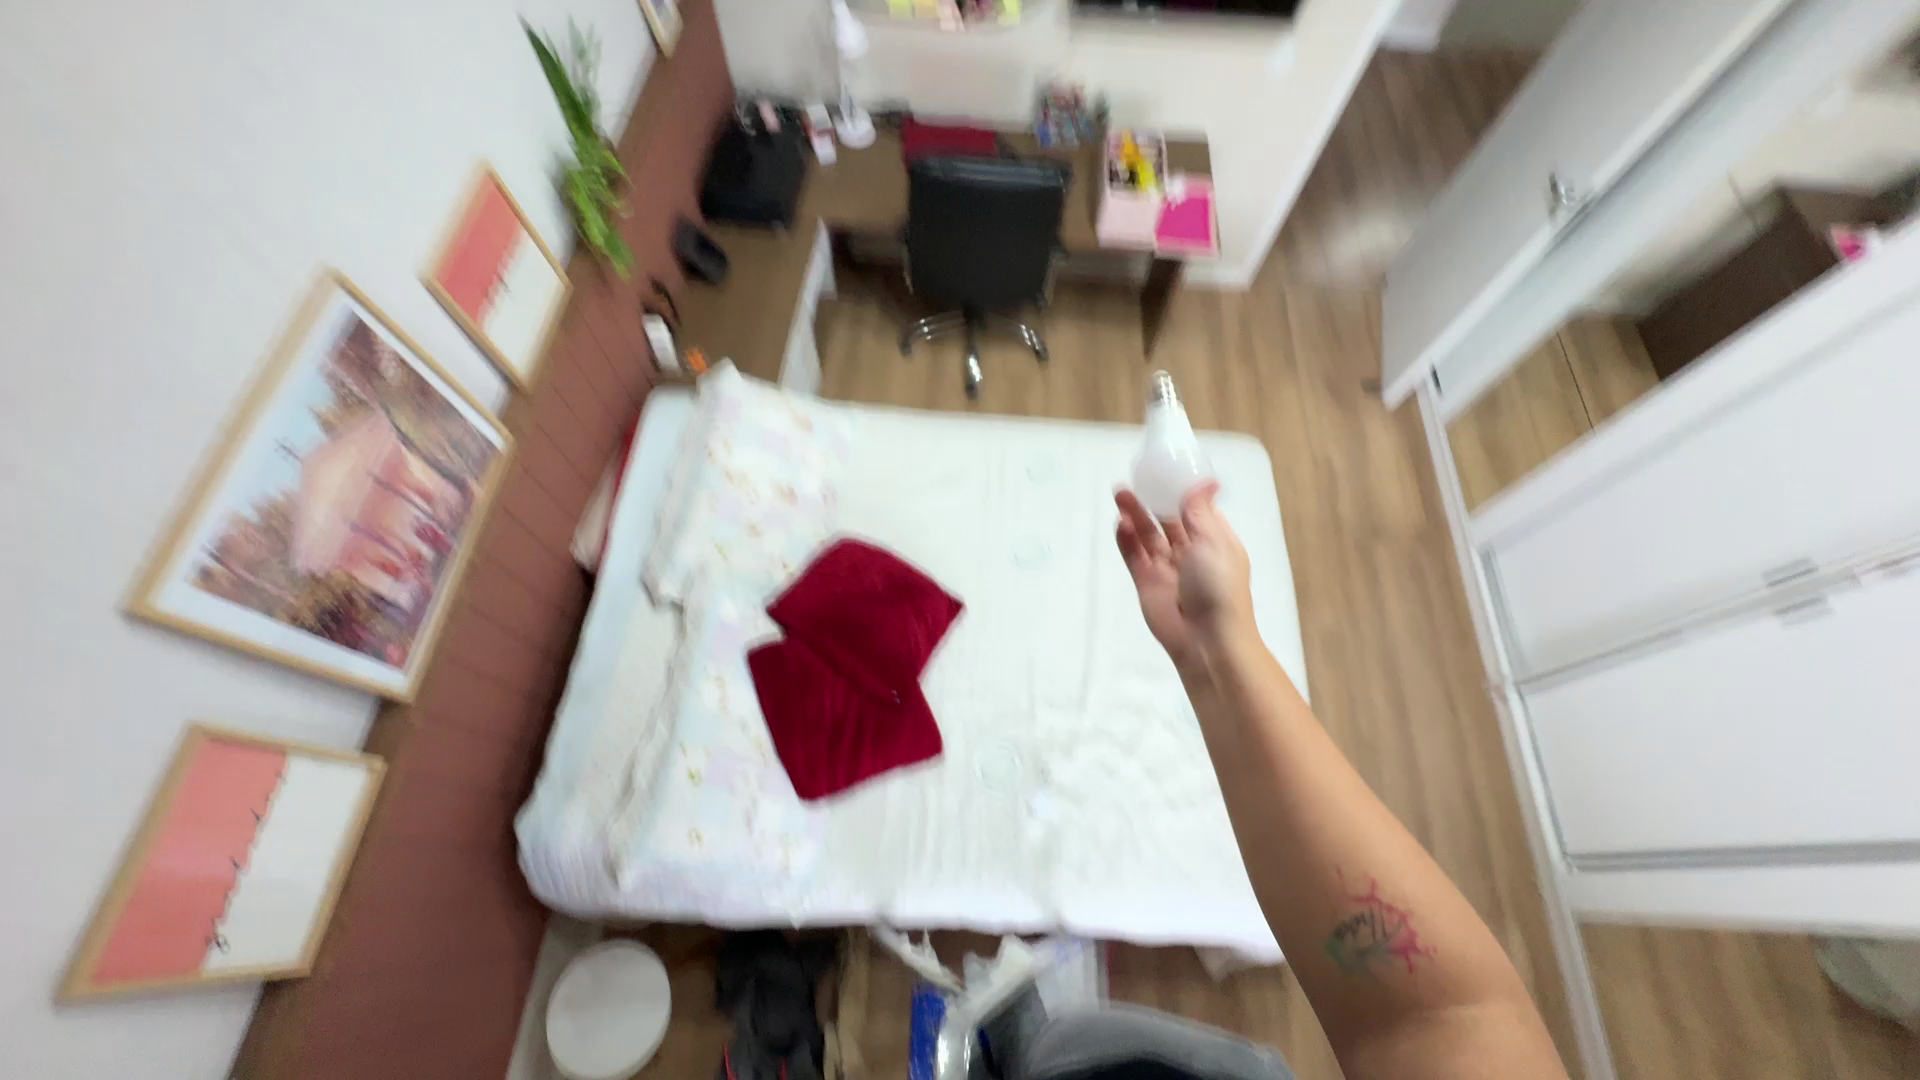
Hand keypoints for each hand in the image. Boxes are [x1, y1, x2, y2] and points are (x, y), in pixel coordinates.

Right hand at [1114, 480, 1253, 669]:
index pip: (1196, 510)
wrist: (1206, 639)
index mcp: (1214, 541)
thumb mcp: (1213, 542)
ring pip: (1147, 536)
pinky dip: (1126, 539)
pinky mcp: (1146, 582)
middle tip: (1134, 481)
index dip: (1180, 492)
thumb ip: (1200, 511)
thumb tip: (1206, 481)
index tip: (1164, 472)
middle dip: (1151, 500)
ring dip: (1135, 515)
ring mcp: (1166, 568)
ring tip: (1120, 494)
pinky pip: (1133, 556)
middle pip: (1166, 520)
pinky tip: (1120, 523)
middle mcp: (1190, 552)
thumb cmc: (1218, 586)